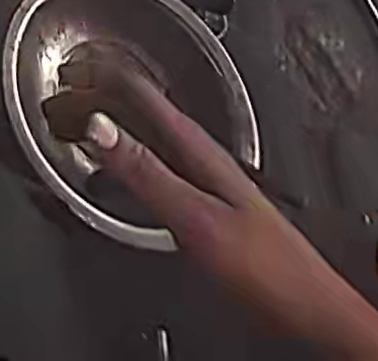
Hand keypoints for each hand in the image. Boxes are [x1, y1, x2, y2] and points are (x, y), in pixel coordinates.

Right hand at [43, 52, 377, 359]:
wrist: (310, 308)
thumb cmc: (265, 266)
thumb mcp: (195, 216)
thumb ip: (144, 170)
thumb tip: (100, 125)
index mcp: (194, 142)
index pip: (139, 87)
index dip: (102, 72)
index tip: (69, 69)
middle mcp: (197, 148)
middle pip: (141, 100)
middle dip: (102, 86)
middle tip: (68, 81)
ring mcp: (201, 170)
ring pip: (147, 124)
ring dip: (114, 111)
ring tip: (85, 105)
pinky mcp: (201, 193)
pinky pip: (154, 151)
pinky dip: (126, 142)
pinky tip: (117, 153)